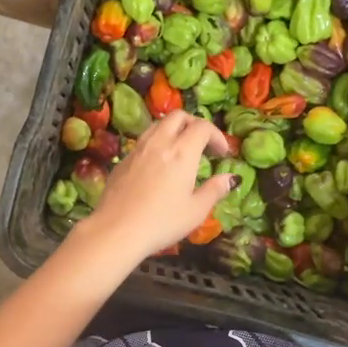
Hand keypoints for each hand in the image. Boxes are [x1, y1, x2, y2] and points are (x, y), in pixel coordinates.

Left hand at [68, 112, 233, 265]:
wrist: (116, 230)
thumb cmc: (162, 222)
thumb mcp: (196, 210)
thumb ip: (215, 190)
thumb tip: (231, 178)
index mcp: (182, 152)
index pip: (202, 127)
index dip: (217, 135)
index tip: (223, 153)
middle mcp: (159, 143)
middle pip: (178, 116)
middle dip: (194, 123)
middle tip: (203, 143)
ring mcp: (138, 149)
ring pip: (158, 125)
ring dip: (173, 130)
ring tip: (181, 151)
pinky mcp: (123, 160)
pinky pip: (143, 141)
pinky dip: (157, 143)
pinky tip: (158, 166)